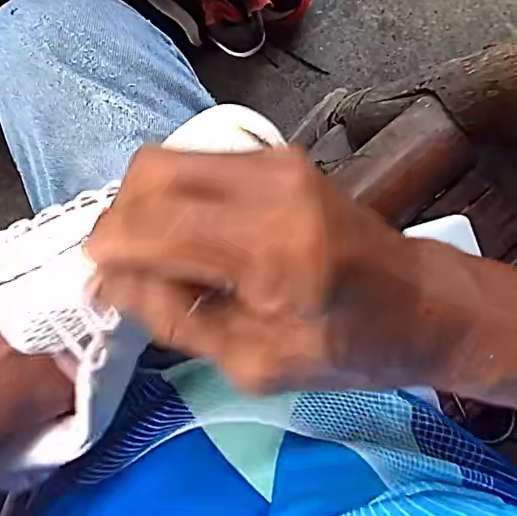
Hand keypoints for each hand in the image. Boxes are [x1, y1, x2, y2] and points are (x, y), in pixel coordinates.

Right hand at [86, 146, 477, 394]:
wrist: (416, 299)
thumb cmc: (347, 347)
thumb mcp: (255, 364)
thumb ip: (174, 316)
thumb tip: (108, 278)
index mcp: (274, 249)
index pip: (153, 223)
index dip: (108, 249)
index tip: (99, 280)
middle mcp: (271, 184)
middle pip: (150, 170)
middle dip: (119, 218)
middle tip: (127, 267)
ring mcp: (275, 158)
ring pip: (167, 157)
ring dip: (143, 204)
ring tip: (159, 254)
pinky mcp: (276, 151)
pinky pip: (196, 160)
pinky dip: (174, 194)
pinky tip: (191, 234)